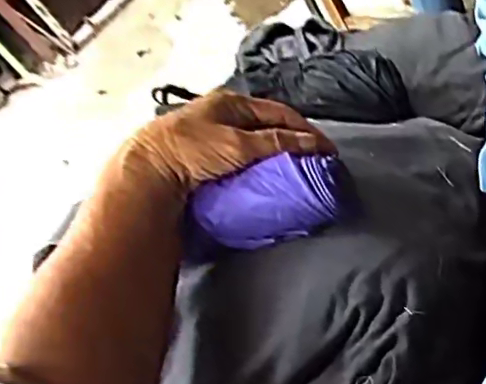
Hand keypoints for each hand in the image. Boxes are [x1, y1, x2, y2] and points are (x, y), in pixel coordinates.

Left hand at [120, 90, 333, 195]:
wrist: (156, 172)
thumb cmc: (194, 150)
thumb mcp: (239, 144)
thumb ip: (276, 142)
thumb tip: (313, 144)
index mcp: (233, 103)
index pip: (281, 113)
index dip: (308, 131)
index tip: (330, 151)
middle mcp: (230, 116)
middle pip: (275, 127)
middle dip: (299, 143)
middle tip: (320, 163)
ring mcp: (225, 136)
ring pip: (266, 143)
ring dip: (286, 156)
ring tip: (304, 172)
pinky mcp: (221, 157)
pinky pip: (256, 158)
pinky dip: (273, 166)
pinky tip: (281, 177)